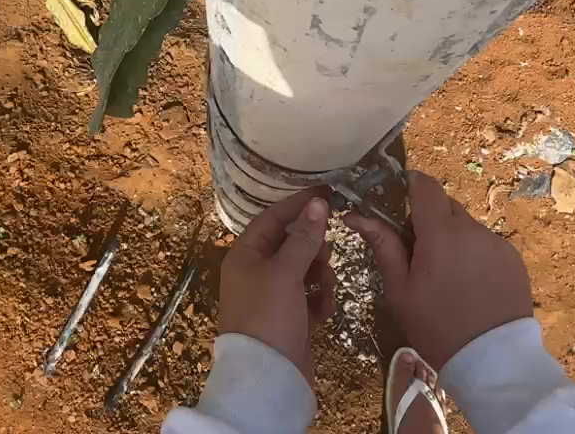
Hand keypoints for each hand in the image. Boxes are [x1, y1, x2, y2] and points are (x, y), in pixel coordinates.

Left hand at [218, 186, 337, 381]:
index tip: (328, 194)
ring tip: (325, 285)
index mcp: (245, 254)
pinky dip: (319, 299)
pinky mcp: (288, 319)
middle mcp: (256, 271)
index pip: (274, 217)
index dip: (300, 205)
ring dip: (319, 274)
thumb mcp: (286, 272)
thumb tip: (319, 203)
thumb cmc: (269, 316)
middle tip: (327, 252)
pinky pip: (308, 297)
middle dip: (312, 246)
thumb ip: (304, 237)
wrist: (266, 381)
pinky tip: (324, 310)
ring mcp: (272, 296)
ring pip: (302, 269)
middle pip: (290, 243)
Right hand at [345, 170, 532, 368]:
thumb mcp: (401, 291)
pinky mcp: (514, 259)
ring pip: (466, 225)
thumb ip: (383, 245)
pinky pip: (486, 243)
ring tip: (449, 276)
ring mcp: (496, 243)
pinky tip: (472, 285)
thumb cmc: (438, 328)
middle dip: (430, 219)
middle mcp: (471, 229)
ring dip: (453, 238)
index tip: (401, 201)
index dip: (411, 185)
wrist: (495, 366)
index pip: (424, 185)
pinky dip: (475, 253)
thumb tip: (356, 216)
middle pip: (445, 205)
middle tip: (421, 253)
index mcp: (440, 233)